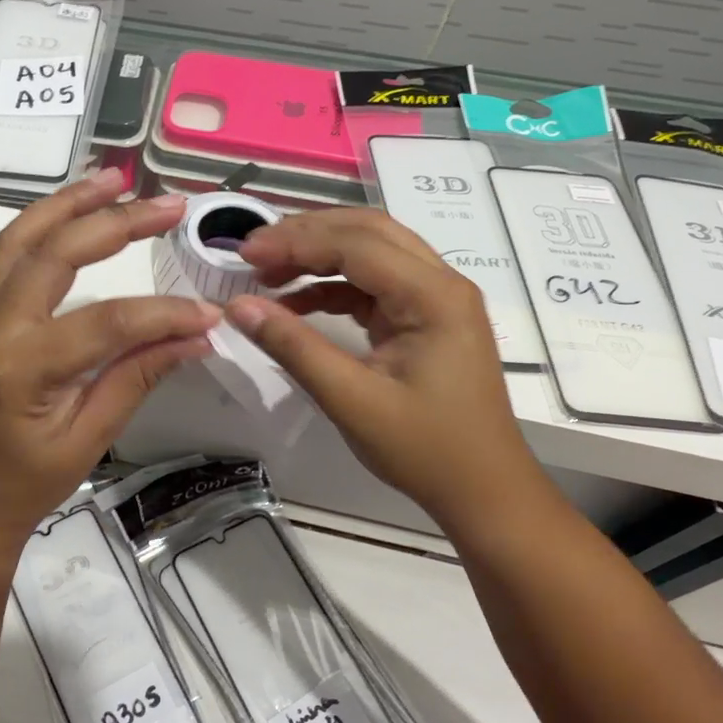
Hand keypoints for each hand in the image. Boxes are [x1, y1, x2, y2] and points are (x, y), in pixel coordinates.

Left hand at [0, 171, 219, 540]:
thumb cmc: (29, 480)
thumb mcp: (90, 438)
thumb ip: (138, 377)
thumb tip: (198, 335)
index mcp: (23, 369)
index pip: (105, 323)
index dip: (163, 314)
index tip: (209, 313)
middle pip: (54, 255)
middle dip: (115, 223)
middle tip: (169, 205)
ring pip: (21, 239)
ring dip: (69, 204)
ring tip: (116, 178)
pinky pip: (9, 252)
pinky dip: (42, 222)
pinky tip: (74, 209)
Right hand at [223, 208, 541, 526]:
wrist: (484, 491)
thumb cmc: (424, 449)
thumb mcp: (350, 399)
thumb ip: (293, 346)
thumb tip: (238, 306)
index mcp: (433, 296)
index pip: (355, 244)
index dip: (295, 242)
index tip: (243, 253)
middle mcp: (441, 283)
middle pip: (367, 231)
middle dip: (306, 235)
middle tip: (253, 252)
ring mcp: (436, 299)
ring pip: (371, 252)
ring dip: (318, 256)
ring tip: (267, 274)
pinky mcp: (425, 318)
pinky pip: (373, 284)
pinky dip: (332, 286)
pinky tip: (295, 303)